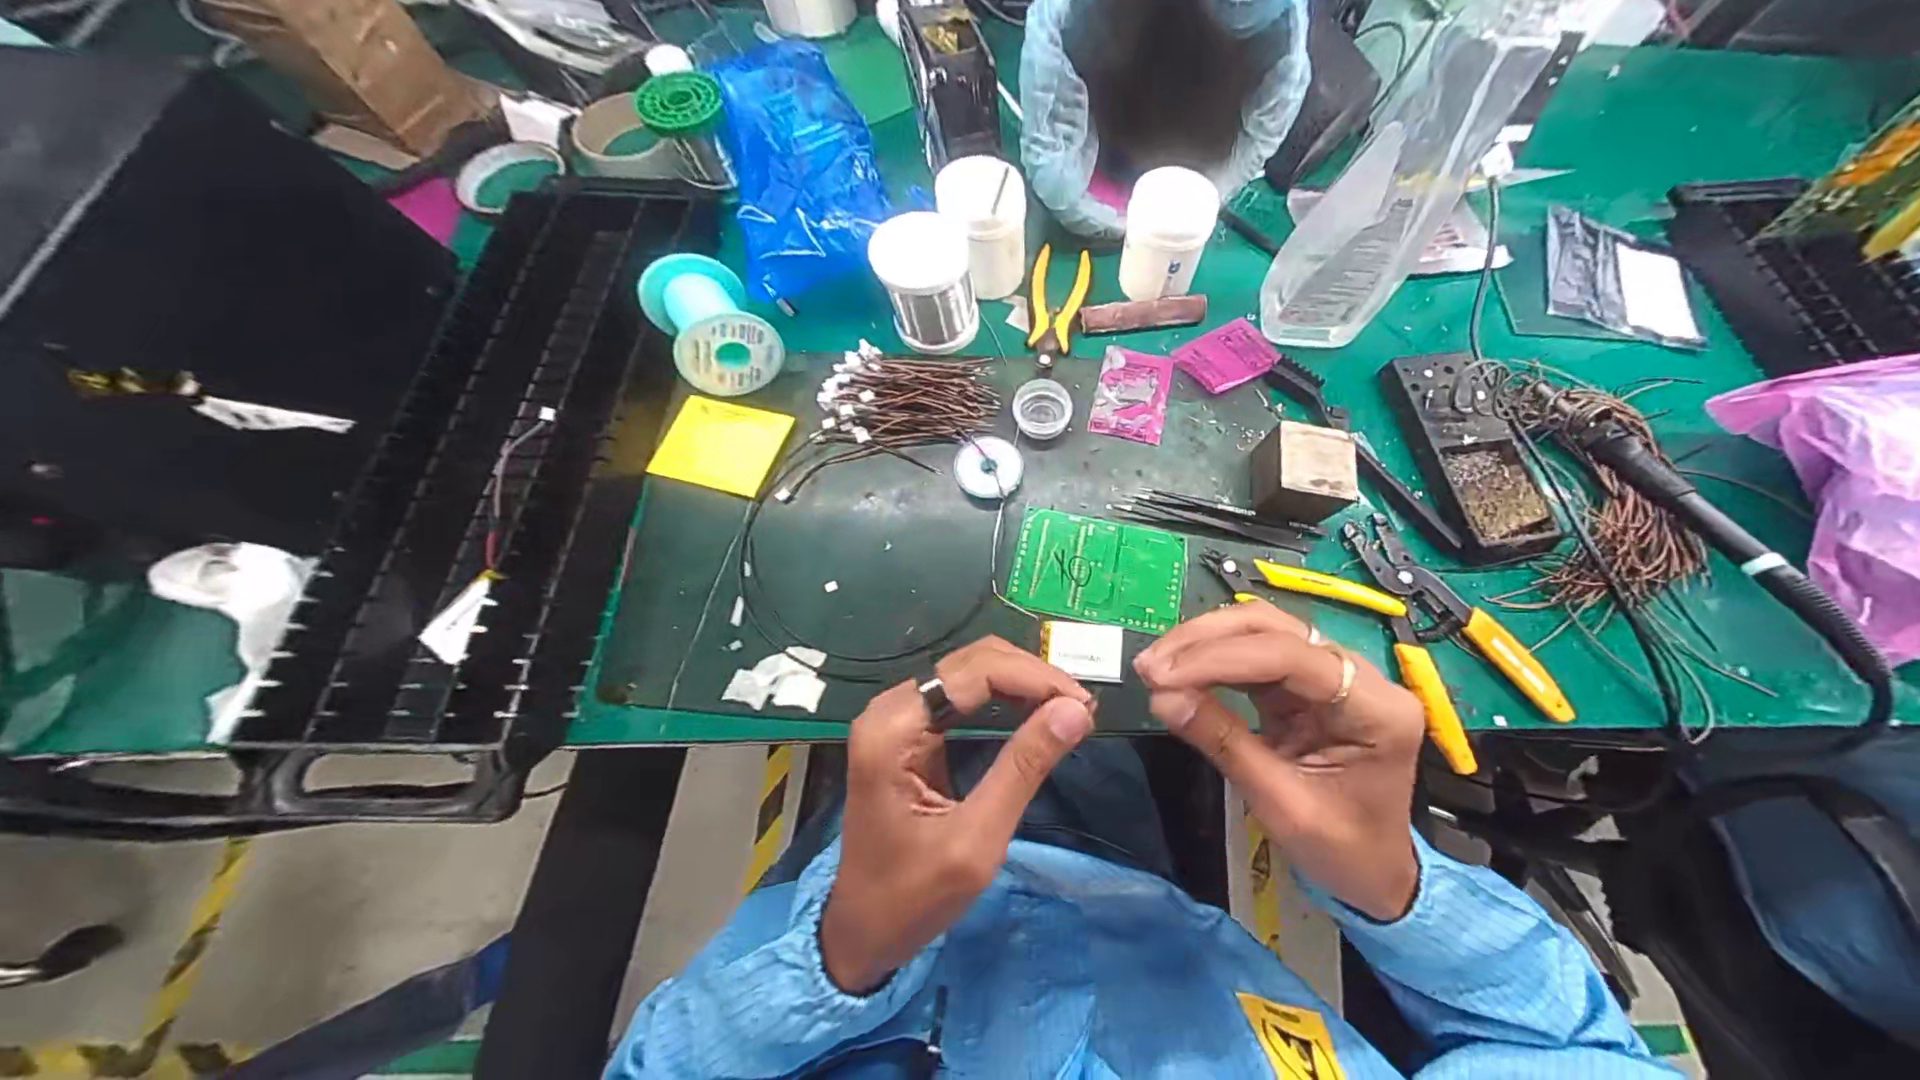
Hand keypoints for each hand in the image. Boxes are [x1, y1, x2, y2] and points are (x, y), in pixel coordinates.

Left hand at [821, 637, 1094, 992]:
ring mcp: (895, 716)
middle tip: (1080, 707)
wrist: (862, 928)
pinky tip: (1032, 711)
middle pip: (970, 661)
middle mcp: (889, 708)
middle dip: (1030, 675)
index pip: (973, 671)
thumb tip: (1075, 711)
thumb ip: (1023, 768)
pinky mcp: (907, 729)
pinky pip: (960, 694)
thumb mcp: (976, 839)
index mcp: (893, 729)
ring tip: (1066, 708)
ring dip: (1019, 682)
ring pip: (968, 671)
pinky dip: (1002, 696)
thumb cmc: (912, 895)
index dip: (1033, 677)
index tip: (1083, 704)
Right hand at [1134, 602, 1425, 919]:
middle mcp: (1359, 675)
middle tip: (1150, 666)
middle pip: (1273, 628)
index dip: (1221, 658)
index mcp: (1375, 708)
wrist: (1373, 873)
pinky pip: (1250, 652)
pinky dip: (1209, 658)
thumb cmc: (1341, 849)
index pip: (1291, 656)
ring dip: (1201, 642)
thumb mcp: (1281, 804)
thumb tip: (1162, 698)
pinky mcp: (1300, 682)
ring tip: (1154, 666)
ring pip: (1258, 630)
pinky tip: (1177, 670)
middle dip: (1204, 641)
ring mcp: (1329, 673)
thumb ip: (1224, 744)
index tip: (1162, 677)